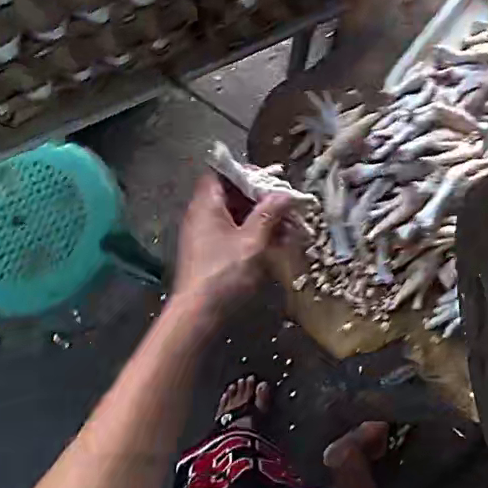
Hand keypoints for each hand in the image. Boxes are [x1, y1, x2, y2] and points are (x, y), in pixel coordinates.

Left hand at [172, 174, 292, 313]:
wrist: (197, 313)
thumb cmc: (223, 274)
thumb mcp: (252, 242)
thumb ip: (269, 215)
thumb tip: (284, 194)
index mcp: (207, 204)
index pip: (223, 173)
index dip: (247, 173)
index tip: (272, 181)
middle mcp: (202, 215)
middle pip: (232, 195)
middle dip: (262, 199)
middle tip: (288, 206)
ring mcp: (204, 235)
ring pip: (236, 217)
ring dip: (262, 219)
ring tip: (290, 228)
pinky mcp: (210, 253)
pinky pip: (233, 234)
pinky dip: (253, 235)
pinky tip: (277, 243)